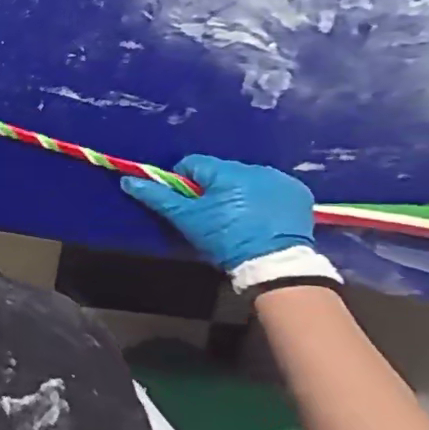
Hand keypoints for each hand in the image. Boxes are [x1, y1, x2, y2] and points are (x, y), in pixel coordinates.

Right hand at [121, 155, 316, 269]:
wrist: (274, 265)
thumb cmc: (224, 240)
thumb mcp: (187, 220)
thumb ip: (158, 197)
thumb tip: (128, 180)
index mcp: (228, 172)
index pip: (192, 164)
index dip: (182, 184)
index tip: (186, 205)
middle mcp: (257, 168)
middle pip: (219, 172)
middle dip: (211, 189)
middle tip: (210, 216)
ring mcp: (282, 180)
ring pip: (245, 180)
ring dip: (236, 193)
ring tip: (235, 219)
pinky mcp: (299, 193)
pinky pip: (270, 189)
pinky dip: (261, 199)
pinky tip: (259, 219)